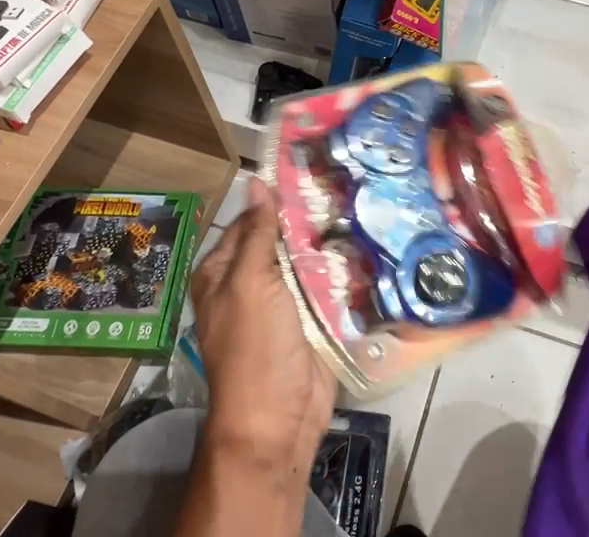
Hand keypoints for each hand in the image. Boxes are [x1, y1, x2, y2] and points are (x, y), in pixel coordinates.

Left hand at [191, 180, 335, 470]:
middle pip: (280, 240)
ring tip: (363, 206)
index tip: (311, 169)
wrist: (278, 419)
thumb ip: (258, 233)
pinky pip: (325, 287)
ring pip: (306, 261)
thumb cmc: (254, 347)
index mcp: (223, 272)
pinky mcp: (310, 322)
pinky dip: (341, 272)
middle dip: (307, 219)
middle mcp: (249, 284)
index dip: (274, 199)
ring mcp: (282, 304)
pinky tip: (365, 246)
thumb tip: (255, 182)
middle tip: (345, 183)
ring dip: (328, 243)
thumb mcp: (249, 283)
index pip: (249, 221)